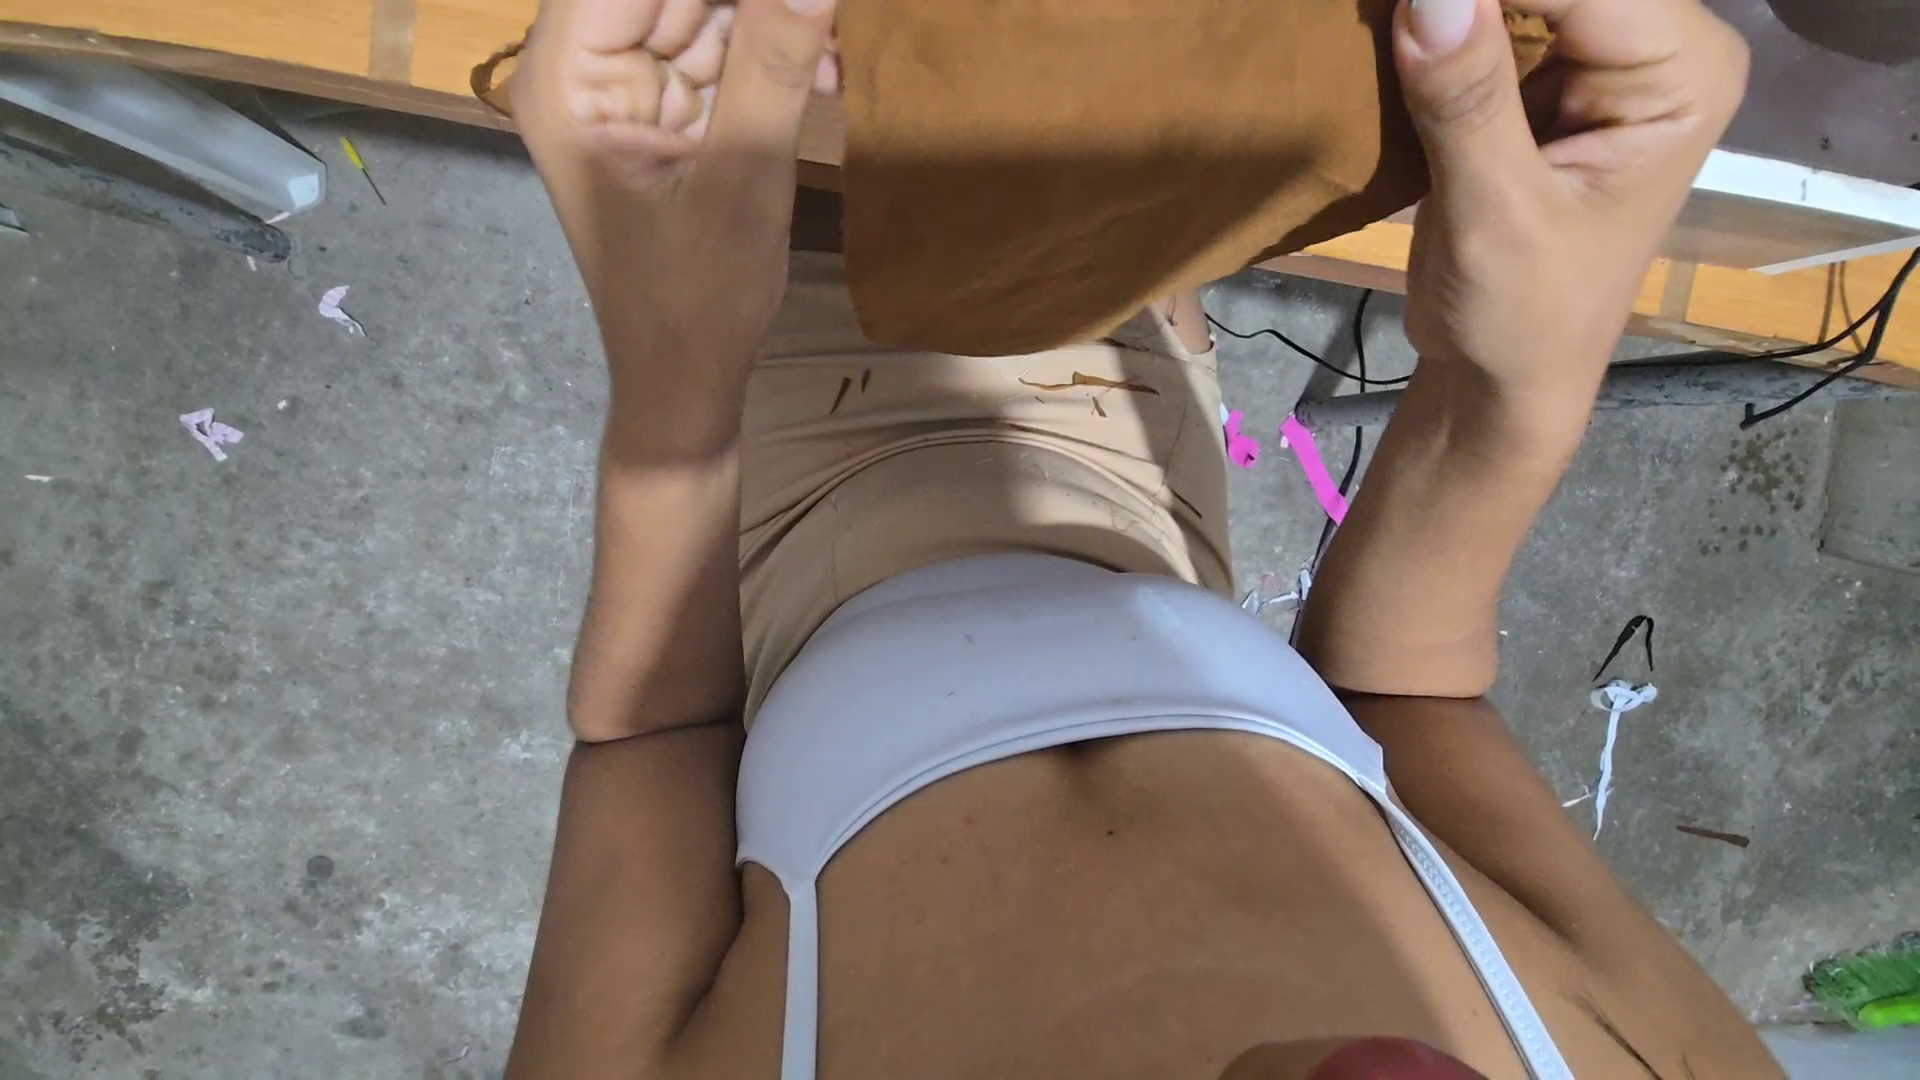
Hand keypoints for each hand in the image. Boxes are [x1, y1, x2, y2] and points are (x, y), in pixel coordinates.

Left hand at [509, 0, 838, 403]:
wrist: (687, 381)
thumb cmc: (700, 299)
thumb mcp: (742, 179)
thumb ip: (772, 66)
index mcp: (570, 76)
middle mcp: (587, 73)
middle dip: (755, 6)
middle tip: (825, 13)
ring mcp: (630, 101)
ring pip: (705, 22)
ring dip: (774, 29)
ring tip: (834, 42)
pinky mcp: (669, 131)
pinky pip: (722, 72)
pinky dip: (772, 70)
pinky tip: (824, 75)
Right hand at [1394, 0, 1747, 412]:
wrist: (1497, 374)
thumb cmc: (1520, 315)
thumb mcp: (1494, 215)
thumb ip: (1467, 103)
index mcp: (1675, 73)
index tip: (1402, 2)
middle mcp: (1640, 56)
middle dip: (1462, 3)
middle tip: (1383, 15)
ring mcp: (1578, 79)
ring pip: (1507, 8)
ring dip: (1439, 20)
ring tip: (1379, 27)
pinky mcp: (1522, 107)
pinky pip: (1473, 51)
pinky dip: (1426, 52)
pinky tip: (1389, 57)